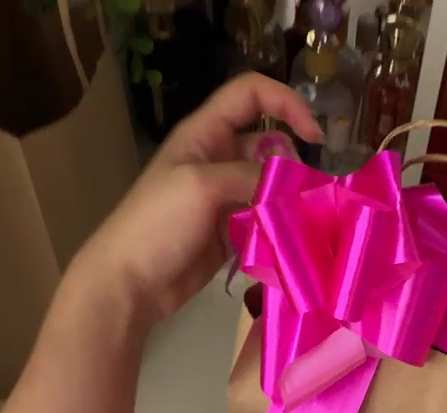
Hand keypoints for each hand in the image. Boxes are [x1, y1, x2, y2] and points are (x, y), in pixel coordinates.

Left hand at [66, 75, 320, 328]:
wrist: (131, 282)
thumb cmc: (157, 223)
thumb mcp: (201, 185)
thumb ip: (250, 176)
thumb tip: (292, 186)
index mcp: (205, 135)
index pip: (251, 95)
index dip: (286, 104)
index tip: (315, 136)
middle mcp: (216, 162)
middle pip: (268, 148)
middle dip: (292, 168)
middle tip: (306, 199)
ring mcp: (223, 201)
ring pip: (268, 191)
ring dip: (287, 204)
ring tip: (304, 226)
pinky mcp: (228, 236)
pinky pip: (262, 225)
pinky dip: (277, 232)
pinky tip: (289, 246)